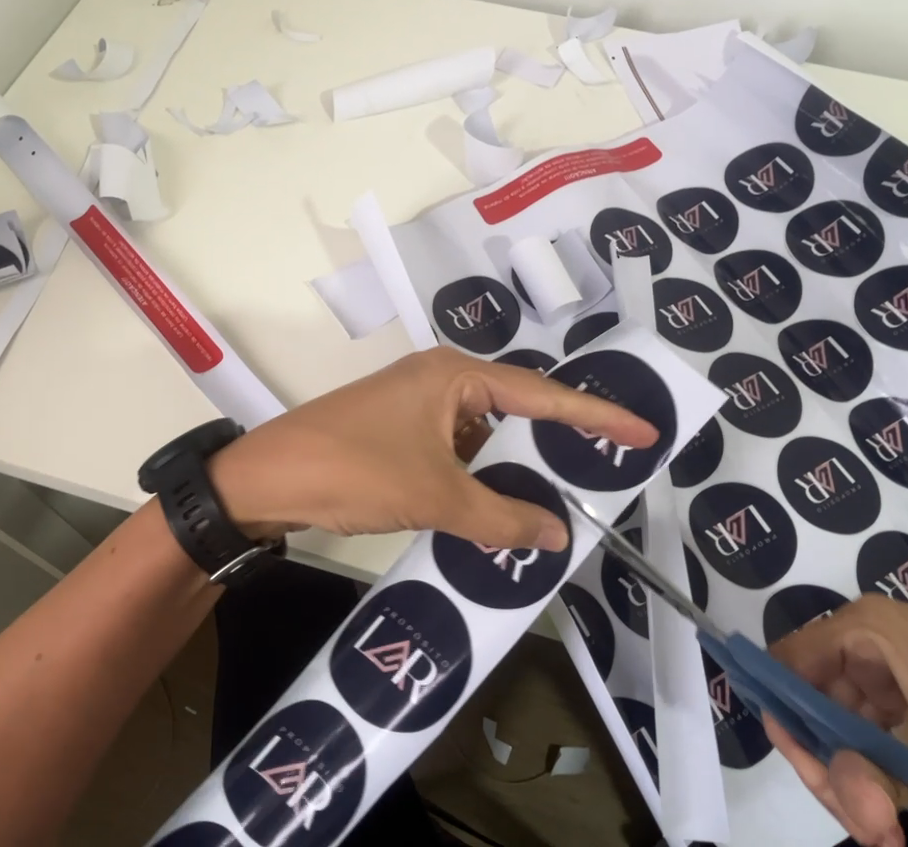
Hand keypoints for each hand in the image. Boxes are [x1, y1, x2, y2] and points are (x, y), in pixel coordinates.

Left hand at [207, 348, 656, 549]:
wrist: (263, 479)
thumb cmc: (353, 469)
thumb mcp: (435, 496)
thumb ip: (501, 515)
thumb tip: (557, 532)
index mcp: (455, 374)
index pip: (543, 393)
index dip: (597, 415)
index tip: (644, 431)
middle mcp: (440, 379)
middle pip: (515, 410)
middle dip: (553, 444)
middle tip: (602, 470)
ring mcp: (415, 405)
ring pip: (483, 435)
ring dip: (511, 468)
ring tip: (553, 501)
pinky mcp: (397, 431)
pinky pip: (456, 450)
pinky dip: (477, 477)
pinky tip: (496, 509)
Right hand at [762, 596, 907, 846]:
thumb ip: (874, 778)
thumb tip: (840, 797)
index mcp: (870, 626)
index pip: (790, 659)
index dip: (784, 710)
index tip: (806, 769)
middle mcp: (874, 640)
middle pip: (812, 698)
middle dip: (827, 762)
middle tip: (859, 819)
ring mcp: (895, 674)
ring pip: (840, 726)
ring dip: (851, 778)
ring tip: (882, 830)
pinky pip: (871, 737)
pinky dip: (875, 777)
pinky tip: (892, 817)